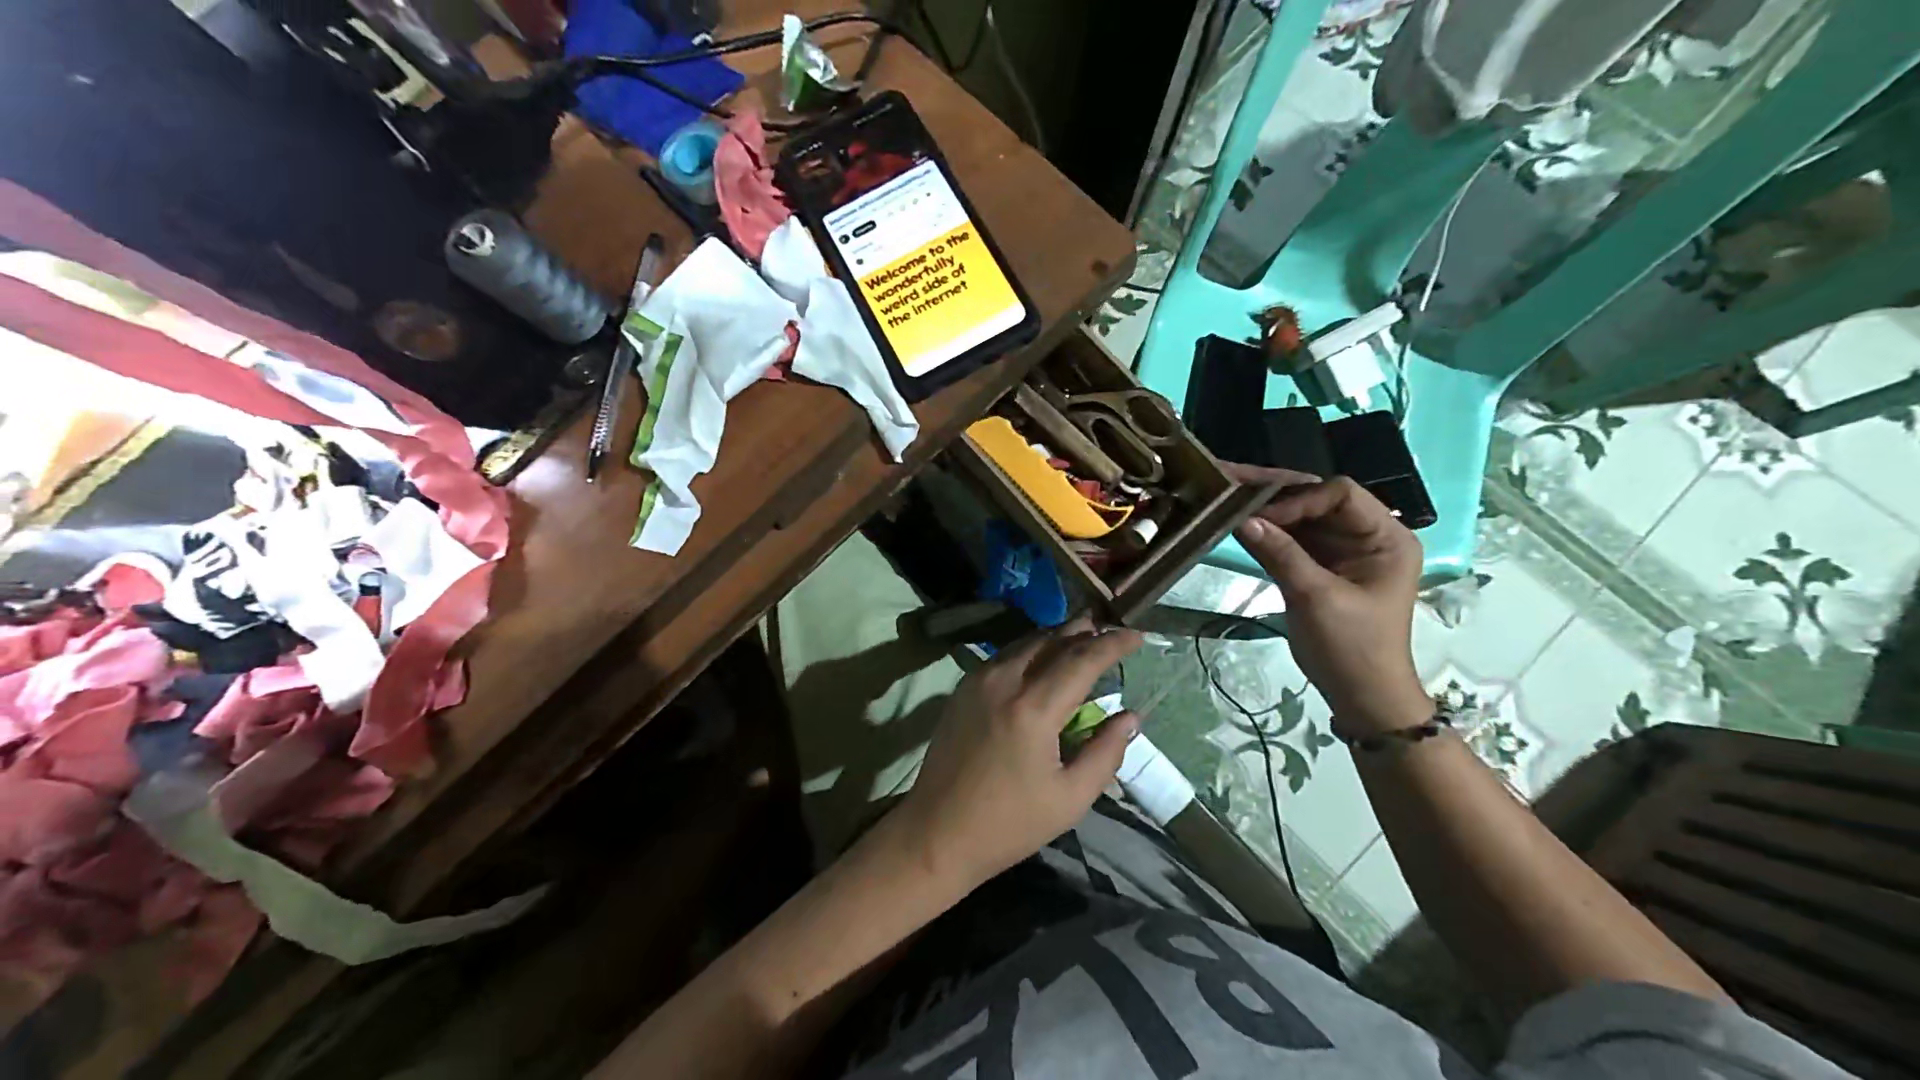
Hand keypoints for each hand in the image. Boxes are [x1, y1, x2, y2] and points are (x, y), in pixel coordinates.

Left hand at [892, 617, 1141, 889]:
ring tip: (1083, 636)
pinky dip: (1031, 649)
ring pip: (1025, 643)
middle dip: (1084, 631)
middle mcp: (1003, 682)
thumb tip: (1130, 716)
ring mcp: (978, 681)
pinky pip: (1004, 656)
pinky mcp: (962, 689)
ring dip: (1057, 636)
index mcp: (1033, 709)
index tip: (1138, 635)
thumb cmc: (1009, 823)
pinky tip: (1043, 659)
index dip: (1112, 644)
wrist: (937, 831)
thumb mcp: (1070, 798)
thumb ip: (1105, 753)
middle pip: (1051, 641)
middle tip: (1111, 629)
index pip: (1081, 660)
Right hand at [1231, 472, 1430, 735]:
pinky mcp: (1321, 566)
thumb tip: (1242, 520)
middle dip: (1277, 497)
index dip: (1299, 499)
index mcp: (1387, 538)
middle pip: (1318, 501)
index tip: (1260, 516)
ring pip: (1302, 518)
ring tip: (1228, 502)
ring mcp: (1343, 551)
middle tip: (1233, 488)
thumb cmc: (1351, 647)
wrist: (1361, 696)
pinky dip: (1268, 533)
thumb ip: (1281, 554)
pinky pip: (1293, 540)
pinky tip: (1238, 526)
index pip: (1341, 495)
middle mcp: (1368, 536)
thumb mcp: (1315, 598)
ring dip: (1268, 513)